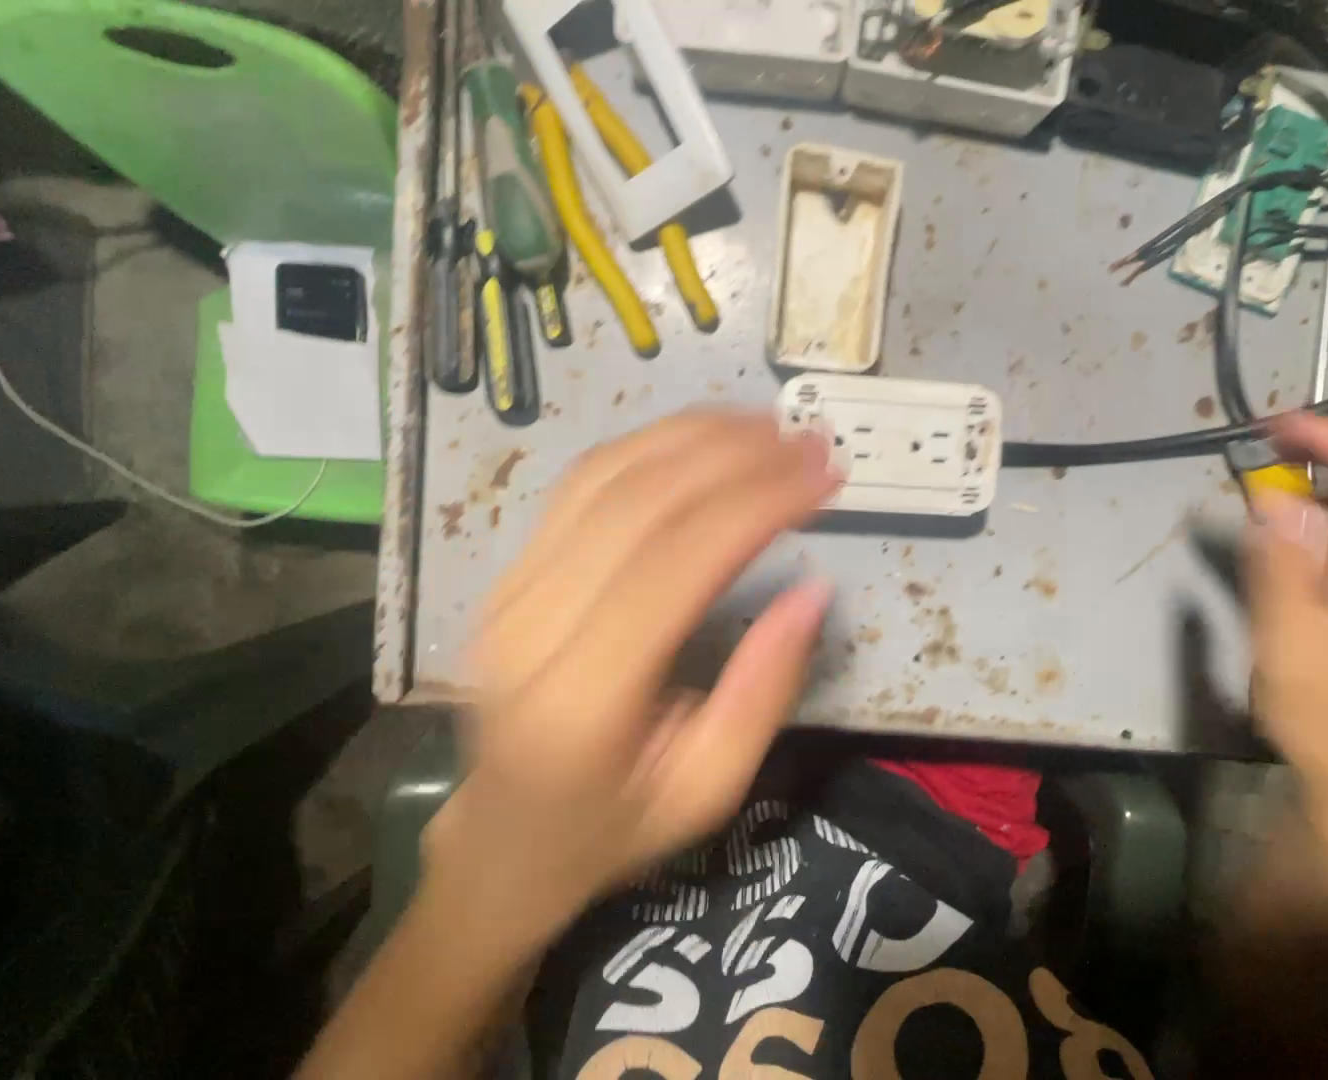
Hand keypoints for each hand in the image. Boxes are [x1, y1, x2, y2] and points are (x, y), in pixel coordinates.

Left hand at [423, 411, 840, 953]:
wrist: (503, 840)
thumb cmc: (613, 826)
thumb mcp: (708, 788)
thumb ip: (762, 692)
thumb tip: (813, 590)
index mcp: (584, 698)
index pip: (676, 562)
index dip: (758, 502)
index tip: (824, 474)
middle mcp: (532, 625)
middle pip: (638, 502)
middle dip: (736, 455)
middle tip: (810, 440)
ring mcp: (510, 589)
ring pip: (604, 475)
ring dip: (692, 435)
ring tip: (768, 424)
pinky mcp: (508, 571)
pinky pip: (580, 485)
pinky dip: (650, 446)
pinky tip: (704, 439)